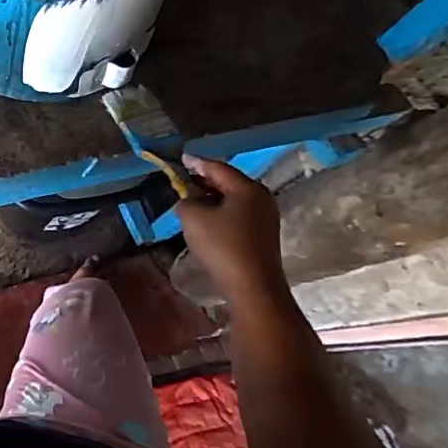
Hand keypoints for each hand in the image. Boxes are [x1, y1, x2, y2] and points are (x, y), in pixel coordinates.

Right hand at [175, 154, 286, 296]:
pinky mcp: (264, 235)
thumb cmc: (223, 247)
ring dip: (212, 198)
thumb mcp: (193, 218)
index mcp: (248, 188)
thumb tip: (189, 201)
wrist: (253, 288)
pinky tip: (208, 220)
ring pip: (234, 199)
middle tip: (183, 179)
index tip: (181, 159)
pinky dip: (222, 212)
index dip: (196, 163)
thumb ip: (186, 201)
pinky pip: (239, 214)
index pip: (218, 168)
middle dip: (204, 180)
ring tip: (192, 200)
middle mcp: (262, 198)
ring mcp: (266, 217)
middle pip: (229, 181)